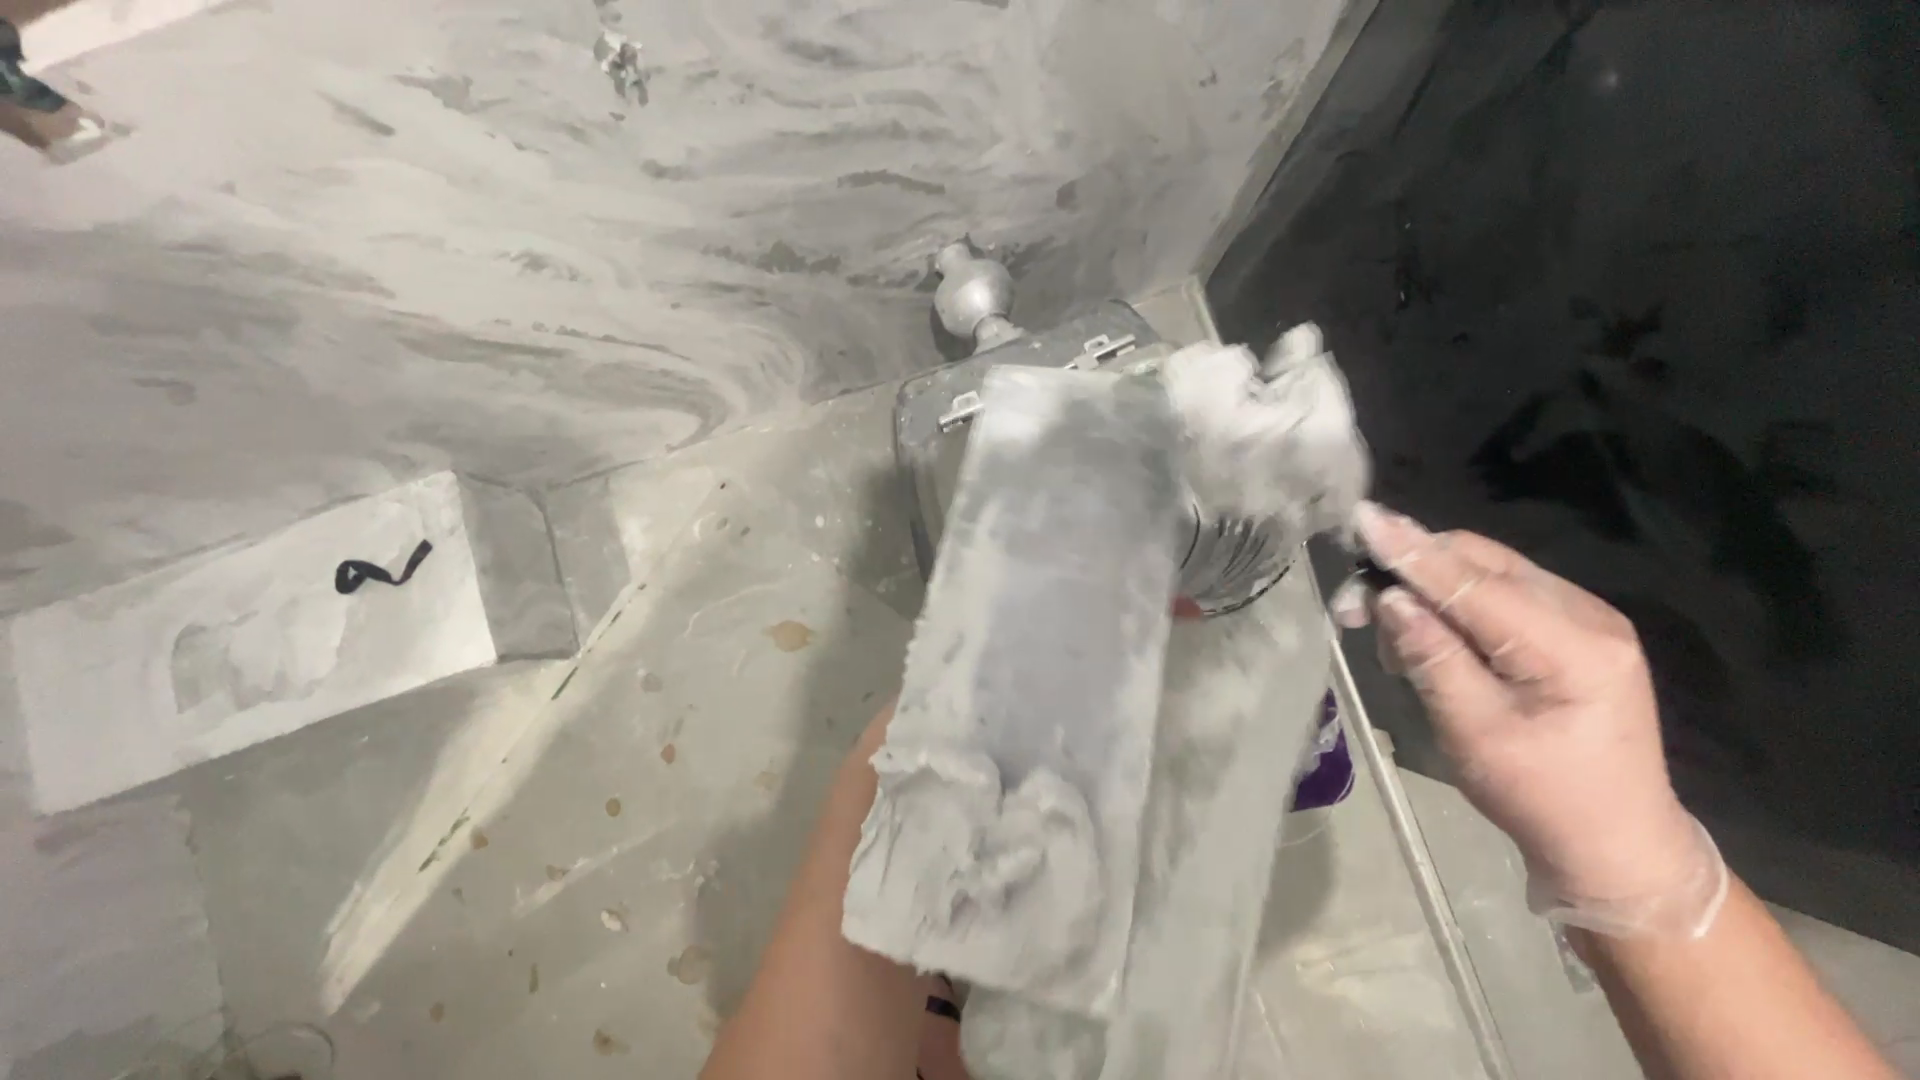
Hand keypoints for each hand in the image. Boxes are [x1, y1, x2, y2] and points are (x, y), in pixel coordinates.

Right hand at [1333, 503, 1726, 937]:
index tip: (1360, 518)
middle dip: (1411, 571)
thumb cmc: (1541, 796)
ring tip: (1392, 639)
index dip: (1411, 552)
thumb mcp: (1475, 733)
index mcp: (1572, 646)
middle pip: (1482, 562)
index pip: (1474, 584)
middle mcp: (1587, 614)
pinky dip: (1453, 603)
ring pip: (1488, 571)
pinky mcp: (1575, 627)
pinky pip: (1501, 591)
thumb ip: (1433, 658)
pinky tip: (1431, 636)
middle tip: (1354, 607)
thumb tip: (1390, 598)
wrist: (1615, 840)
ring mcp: (1586, 616)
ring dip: (1428, 589)